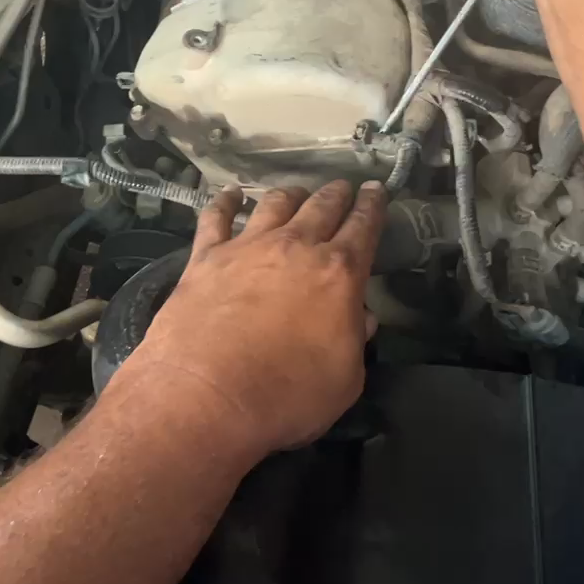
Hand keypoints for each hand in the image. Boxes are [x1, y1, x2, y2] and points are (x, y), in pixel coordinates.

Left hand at [108, 181, 386, 456]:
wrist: (207, 393)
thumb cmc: (287, 395)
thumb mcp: (345, 379)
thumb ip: (355, 340)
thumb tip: (361, 317)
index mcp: (338, 273)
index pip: (363, 227)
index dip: (373, 206)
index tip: (376, 190)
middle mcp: (296, 247)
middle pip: (322, 206)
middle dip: (337, 194)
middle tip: (342, 188)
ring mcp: (247, 246)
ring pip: (275, 203)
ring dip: (291, 194)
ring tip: (296, 193)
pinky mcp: (206, 256)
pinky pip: (216, 217)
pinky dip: (225, 201)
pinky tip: (230, 194)